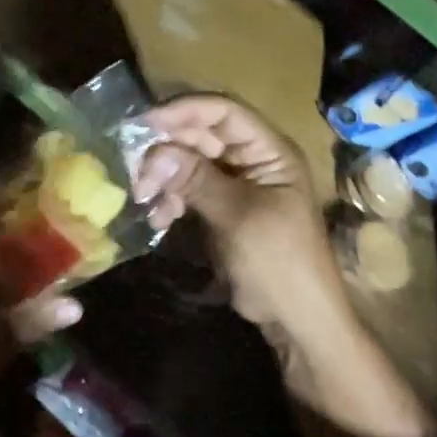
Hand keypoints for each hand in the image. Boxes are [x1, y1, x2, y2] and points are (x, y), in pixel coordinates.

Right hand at [134, 96, 432, 436]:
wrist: (301, 326)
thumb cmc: (280, 264)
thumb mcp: (237, 217)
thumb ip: (196, 178)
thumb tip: (154, 149)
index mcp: (269, 151)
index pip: (223, 111)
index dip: (183, 110)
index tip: (144, 125)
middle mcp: (252, 159)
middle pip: (201, 134)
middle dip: (166, 148)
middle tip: (135, 172)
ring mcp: (237, 185)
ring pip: (189, 161)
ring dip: (164, 175)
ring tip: (143, 199)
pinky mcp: (222, 209)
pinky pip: (188, 189)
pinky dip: (170, 198)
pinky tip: (156, 219)